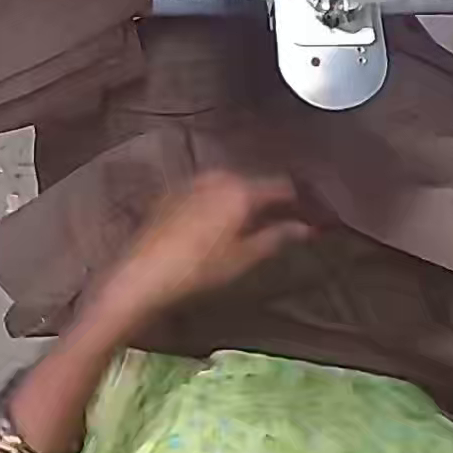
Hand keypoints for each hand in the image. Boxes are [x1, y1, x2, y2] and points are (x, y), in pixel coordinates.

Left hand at [83, 171, 312, 331]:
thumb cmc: (198, 269)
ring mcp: (193, 182)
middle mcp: (218, 177)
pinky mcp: (174, 191)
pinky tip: (218, 223)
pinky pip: (208, 190)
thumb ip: (278, 237)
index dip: (298, 199)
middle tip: (284, 219)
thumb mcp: (244, 258)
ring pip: (230, 185)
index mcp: (240, 190)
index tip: (310, 212)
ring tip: (253, 222)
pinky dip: (219, 200)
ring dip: (244, 198)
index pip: (282, 186)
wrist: (142, 275)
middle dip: (270, 198)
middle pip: (255, 182)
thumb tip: (305, 227)